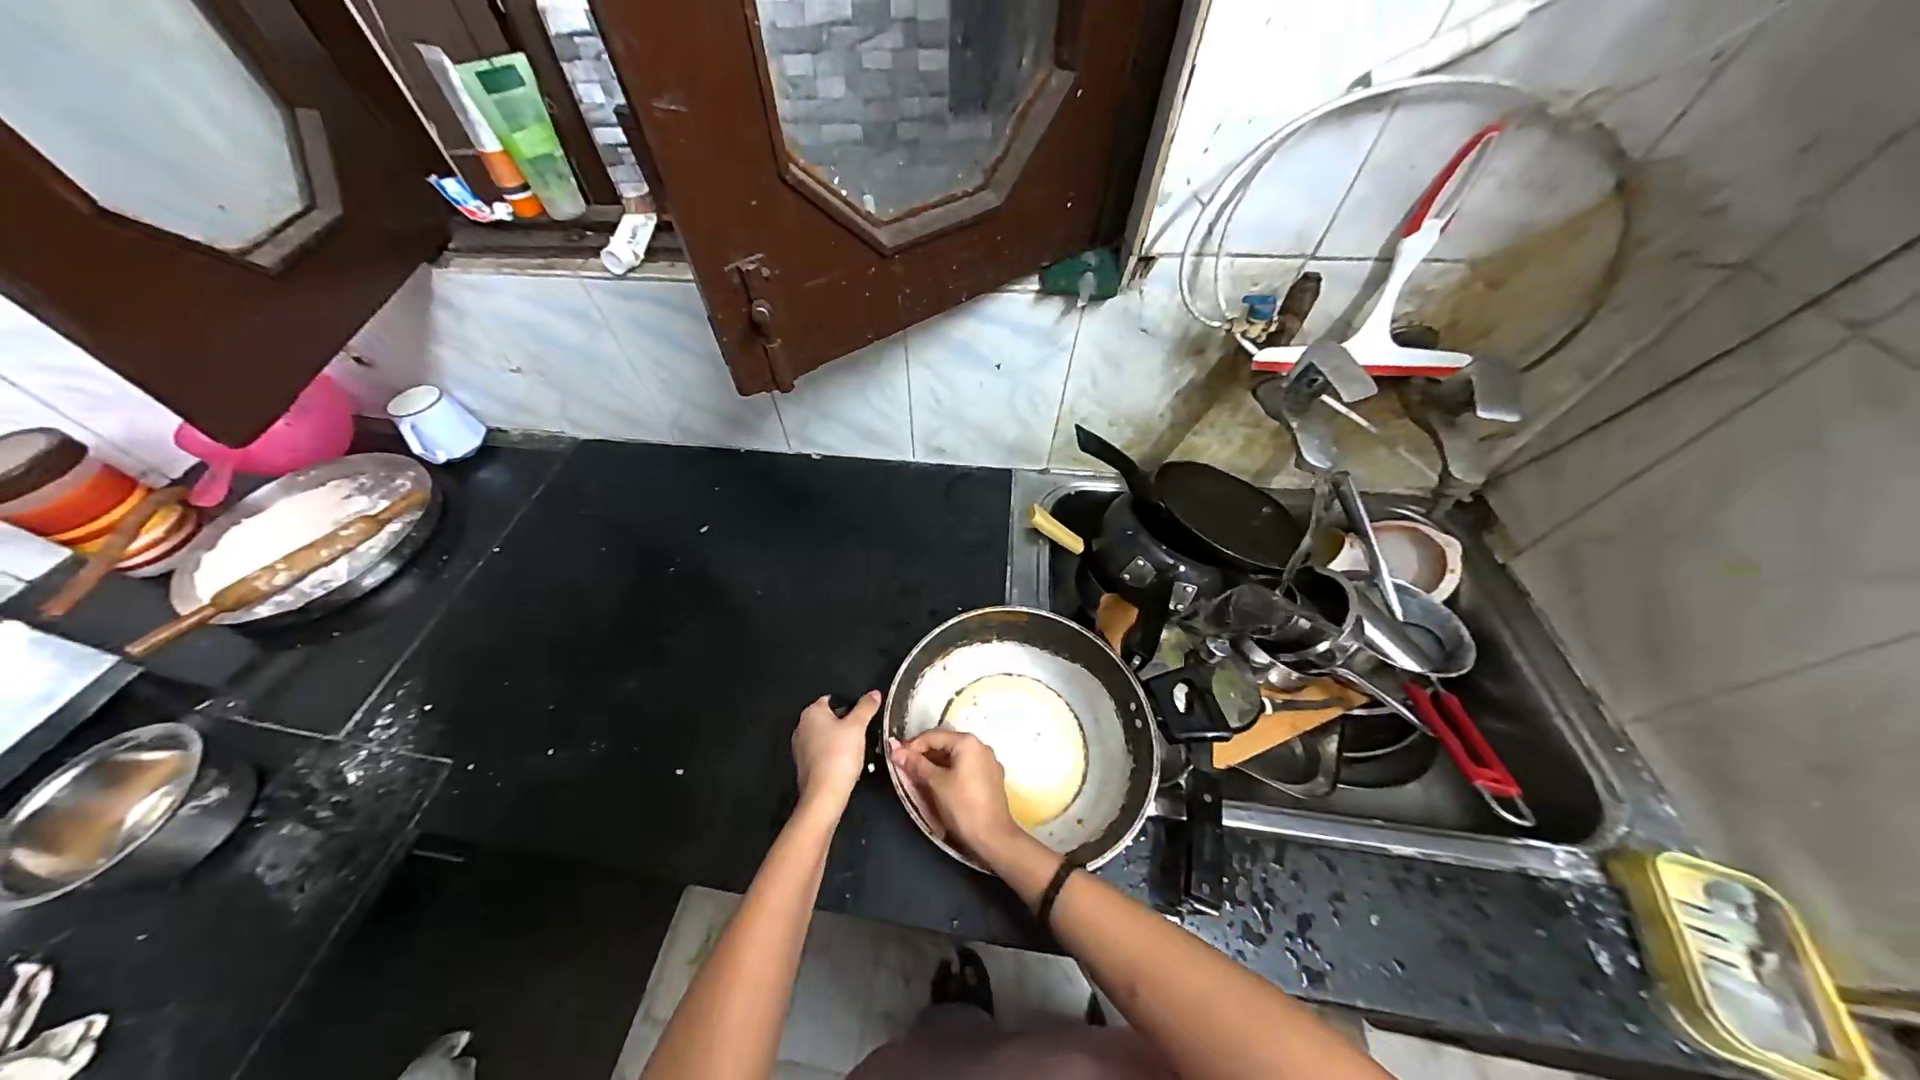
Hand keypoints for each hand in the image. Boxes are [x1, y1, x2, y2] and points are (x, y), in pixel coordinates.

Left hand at [793, 691, 880, 816]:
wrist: (825, 793)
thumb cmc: (840, 753)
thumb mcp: (858, 727)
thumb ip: (866, 707)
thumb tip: (874, 693)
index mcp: (811, 712)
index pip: (831, 699)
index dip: (849, 704)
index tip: (862, 715)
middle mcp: (801, 726)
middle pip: (828, 717)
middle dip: (844, 722)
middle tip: (861, 731)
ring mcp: (799, 747)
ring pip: (824, 736)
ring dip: (838, 739)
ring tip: (855, 748)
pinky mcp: (803, 765)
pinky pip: (821, 752)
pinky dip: (832, 753)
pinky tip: (844, 762)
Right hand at [888, 730, 1024, 868]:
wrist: (993, 836)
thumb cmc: (962, 806)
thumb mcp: (935, 783)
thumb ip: (915, 764)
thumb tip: (895, 750)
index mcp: (967, 742)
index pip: (933, 736)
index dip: (912, 746)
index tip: (897, 758)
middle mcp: (981, 746)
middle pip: (946, 744)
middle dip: (925, 754)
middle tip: (906, 767)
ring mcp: (989, 762)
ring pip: (956, 756)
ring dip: (937, 763)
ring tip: (920, 776)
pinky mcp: (992, 777)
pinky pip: (967, 767)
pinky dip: (951, 771)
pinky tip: (941, 784)